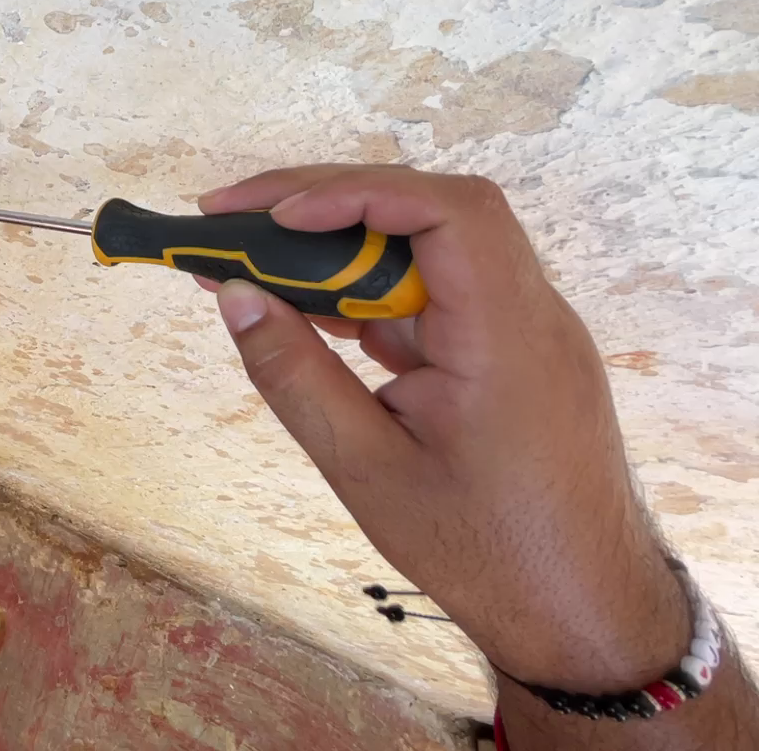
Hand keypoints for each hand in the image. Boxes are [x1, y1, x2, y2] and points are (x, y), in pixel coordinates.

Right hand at [200, 166, 687, 693]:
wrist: (578, 608)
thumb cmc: (476, 546)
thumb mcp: (360, 464)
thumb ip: (291, 372)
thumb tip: (231, 292)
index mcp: (506, 336)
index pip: (449, 212)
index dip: (354, 193)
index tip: (271, 218)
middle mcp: (519, 311)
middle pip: (421, 210)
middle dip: (316, 200)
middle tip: (224, 214)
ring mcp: (505, 325)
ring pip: (409, 243)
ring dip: (320, 239)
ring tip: (237, 251)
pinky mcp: (484, 344)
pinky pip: (407, 287)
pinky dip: (340, 282)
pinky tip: (284, 300)